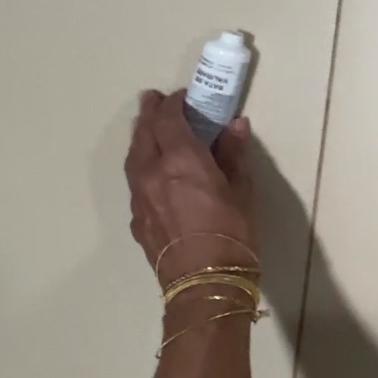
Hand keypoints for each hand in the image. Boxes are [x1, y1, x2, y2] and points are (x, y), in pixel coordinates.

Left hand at [124, 89, 256, 284]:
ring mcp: (139, 196)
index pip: (168, 119)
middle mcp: (152, 172)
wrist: (206, 282)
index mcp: (181, 160)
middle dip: (150, 114)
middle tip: (153, 100)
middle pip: (144, 133)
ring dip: (142, 137)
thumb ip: (234, 154)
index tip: (184, 95)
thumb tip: (235, 126)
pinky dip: (143, 164)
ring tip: (149, 128)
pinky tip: (154, 169)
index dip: (174, 103)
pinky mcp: (137, 217)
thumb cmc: (233, 231)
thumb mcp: (243, 189)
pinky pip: (135, 180)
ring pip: (134, 157)